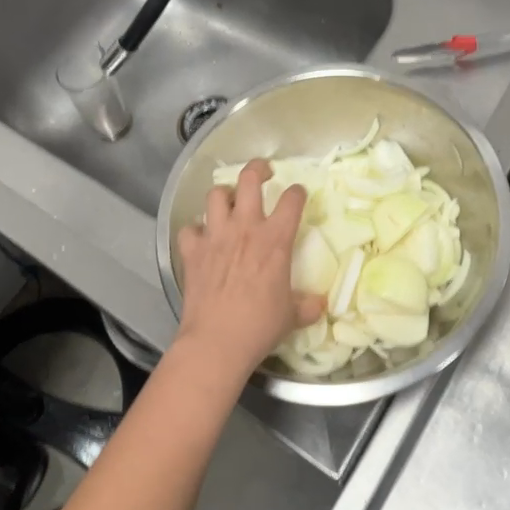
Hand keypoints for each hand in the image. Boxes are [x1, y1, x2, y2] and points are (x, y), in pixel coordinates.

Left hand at [174, 160, 325, 375]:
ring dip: (223, 195)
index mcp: (275, 239)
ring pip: (215, 195)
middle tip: (263, 172)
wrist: (217, 341)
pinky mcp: (192, 250)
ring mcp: (215, 236)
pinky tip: (200, 238)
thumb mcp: (292, 316)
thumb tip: (320, 304)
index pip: (291, 200)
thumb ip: (307, 305)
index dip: (297, 192)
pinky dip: (194, 230)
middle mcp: (245, 228)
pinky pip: (189, 228)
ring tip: (229, 202)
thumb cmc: (260, 326)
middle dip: (258, 169)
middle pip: (249, 180)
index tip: (298, 193)